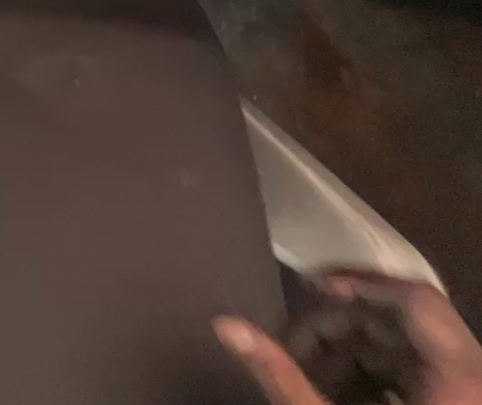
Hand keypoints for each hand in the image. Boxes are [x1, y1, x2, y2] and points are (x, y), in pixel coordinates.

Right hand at [215, 270, 481, 404]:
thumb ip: (279, 372)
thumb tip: (221, 320)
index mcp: (461, 380)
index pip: (416, 300)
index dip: (360, 283)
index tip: (307, 289)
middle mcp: (477, 383)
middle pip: (399, 322)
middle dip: (335, 327)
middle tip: (289, 347)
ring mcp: (471, 399)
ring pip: (402, 348)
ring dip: (345, 351)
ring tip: (306, 374)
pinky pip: (417, 375)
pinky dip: (369, 374)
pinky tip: (336, 392)